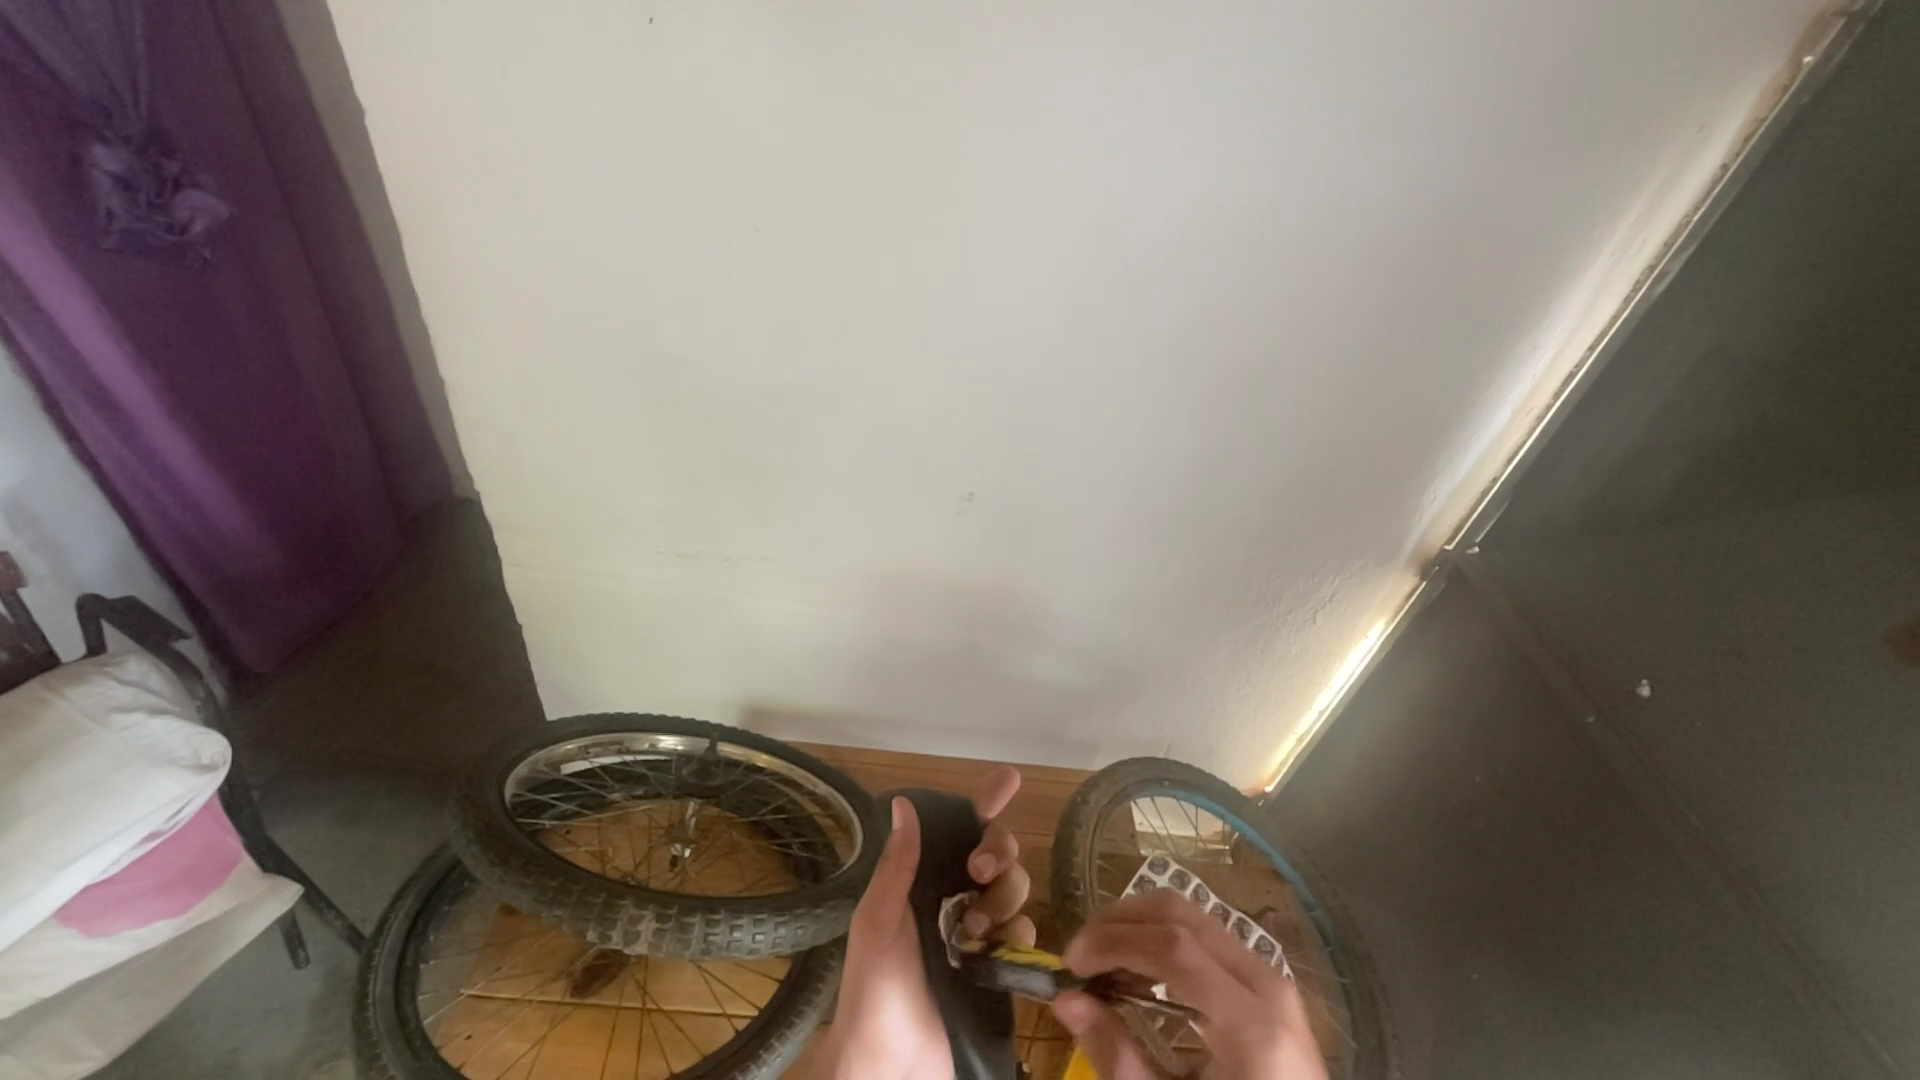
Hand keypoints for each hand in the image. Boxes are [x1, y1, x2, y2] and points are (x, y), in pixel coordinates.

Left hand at [805, 766, 1034, 1079]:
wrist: (893, 1064)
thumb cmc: (875, 988)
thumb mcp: (878, 921)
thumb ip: (897, 865)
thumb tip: (904, 804)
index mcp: (922, 883)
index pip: (958, 832)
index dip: (985, 804)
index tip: (1009, 779)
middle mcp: (954, 900)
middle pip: (997, 854)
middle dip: (996, 853)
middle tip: (977, 872)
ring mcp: (979, 934)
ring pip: (1014, 890)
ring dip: (1002, 898)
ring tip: (974, 929)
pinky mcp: (999, 968)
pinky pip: (1024, 934)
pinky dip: (1016, 935)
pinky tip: (993, 951)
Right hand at [1053, 891, 1326, 1079]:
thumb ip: (1119, 1058)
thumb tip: (1066, 1001)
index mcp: (1251, 1026)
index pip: (1173, 947)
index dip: (1112, 942)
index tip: (1070, 964)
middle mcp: (1268, 985)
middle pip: (1183, 916)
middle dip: (1120, 922)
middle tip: (1080, 953)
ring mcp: (1274, 980)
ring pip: (1196, 916)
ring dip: (1140, 924)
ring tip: (1102, 957)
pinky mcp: (1269, 984)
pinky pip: (1210, 937)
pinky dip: (1165, 937)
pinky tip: (1139, 967)